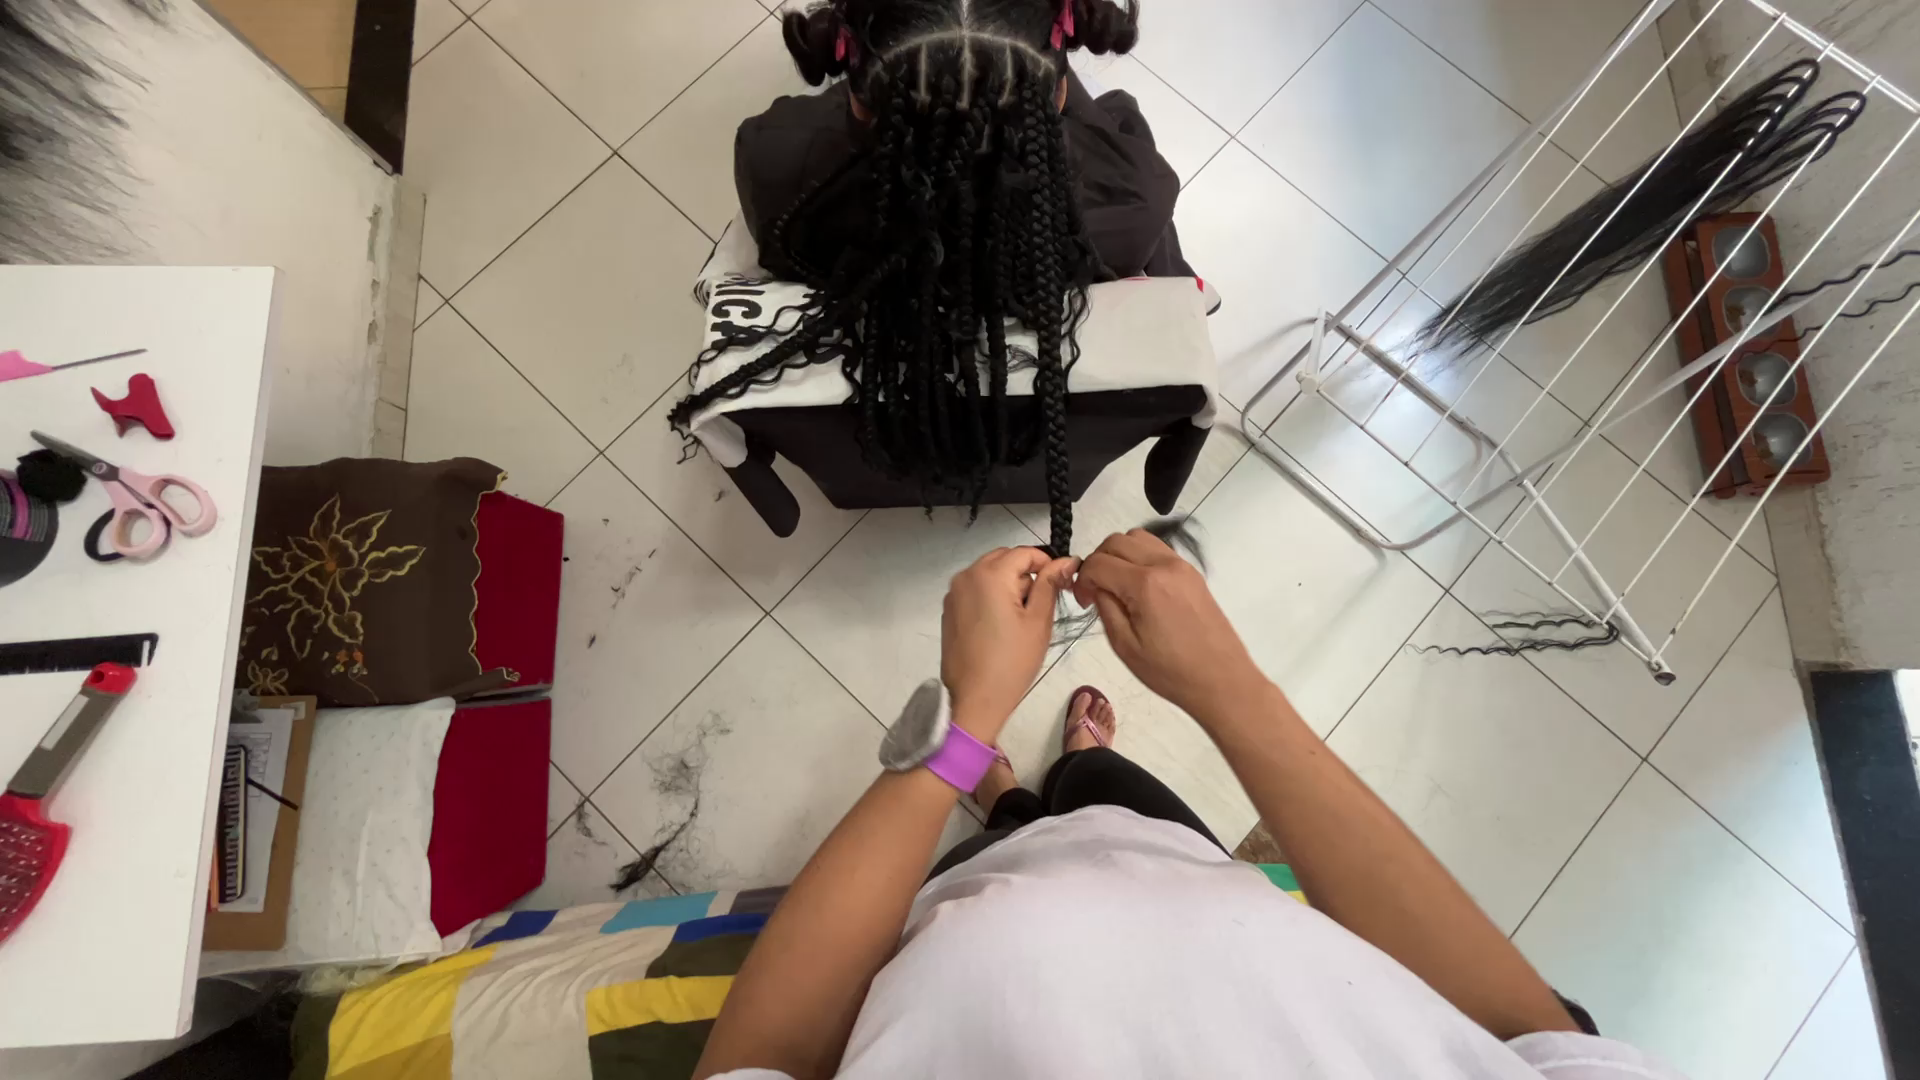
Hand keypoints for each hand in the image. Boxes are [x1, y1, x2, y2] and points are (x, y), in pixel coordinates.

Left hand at [942, 547, 1076, 740]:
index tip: (1062, 584)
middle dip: (1026, 573)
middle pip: (1004, 559)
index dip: (1047, 563)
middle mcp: (966, 576)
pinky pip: (975, 589)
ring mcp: (954, 593)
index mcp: (989, 575)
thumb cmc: (1012, 662)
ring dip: (1008, 584)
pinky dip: (991, 595)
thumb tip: (1067, 560)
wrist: (974, 699)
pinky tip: (1002, 625)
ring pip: (989, 573)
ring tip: (1023, 617)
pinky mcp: (949, 610)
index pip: (1024, 553)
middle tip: (1043, 602)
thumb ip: (1050, 584)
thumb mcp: (1038, 621)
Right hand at [1073, 529, 1267, 718]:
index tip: (1084, 603)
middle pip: (1115, 541)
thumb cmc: (1169, 671)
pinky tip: (1138, 585)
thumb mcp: (1124, 645)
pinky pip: (1156, 548)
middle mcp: (1163, 564)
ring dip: (1118, 555)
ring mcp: (1180, 565)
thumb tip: (1096, 586)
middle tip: (1096, 592)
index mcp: (1145, 584)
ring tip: (1117, 585)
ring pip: (1137, 537)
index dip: (1082, 580)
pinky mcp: (1191, 571)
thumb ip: (1105, 607)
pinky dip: (1139, 556)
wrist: (1221, 680)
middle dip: (1098, 562)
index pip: (1098, 562)